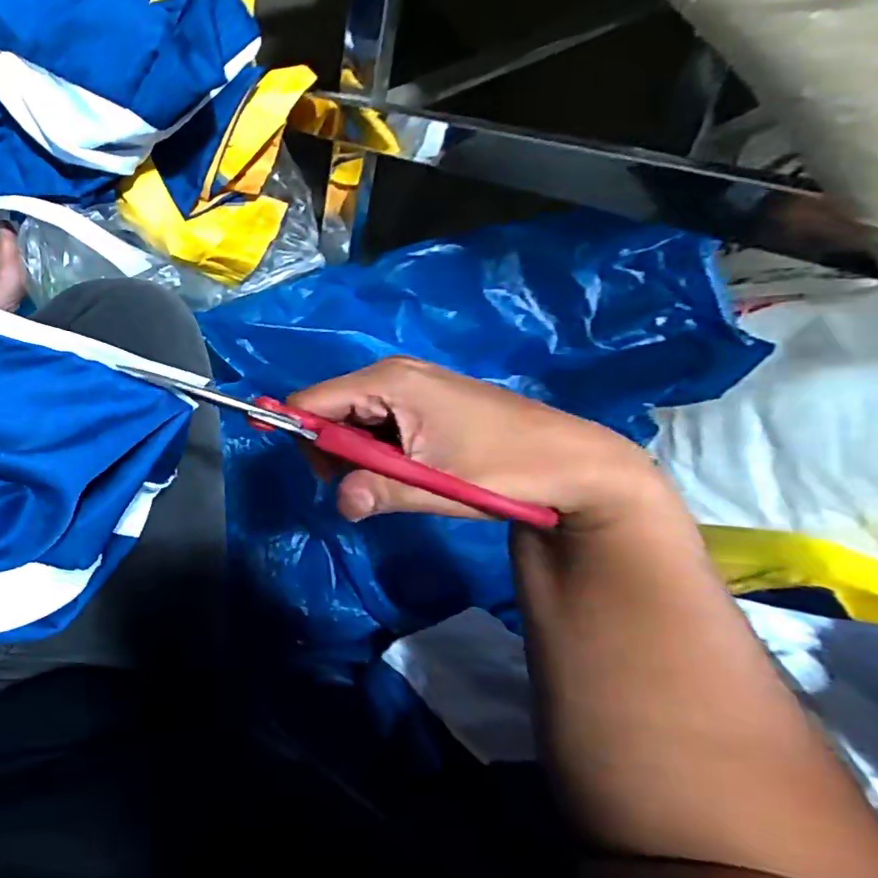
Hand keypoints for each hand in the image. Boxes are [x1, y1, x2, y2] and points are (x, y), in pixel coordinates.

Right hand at [287, 357, 676, 532]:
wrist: (585, 466)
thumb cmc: (510, 469)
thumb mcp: (438, 484)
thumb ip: (378, 491)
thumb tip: (338, 503)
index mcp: (388, 382)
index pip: (308, 401)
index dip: (292, 430)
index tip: (304, 467)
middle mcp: (391, 373)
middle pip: (326, 408)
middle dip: (332, 449)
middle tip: (363, 485)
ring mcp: (408, 382)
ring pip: (349, 416)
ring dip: (359, 452)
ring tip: (397, 477)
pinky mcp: (422, 397)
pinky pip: (374, 418)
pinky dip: (377, 446)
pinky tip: (409, 465)